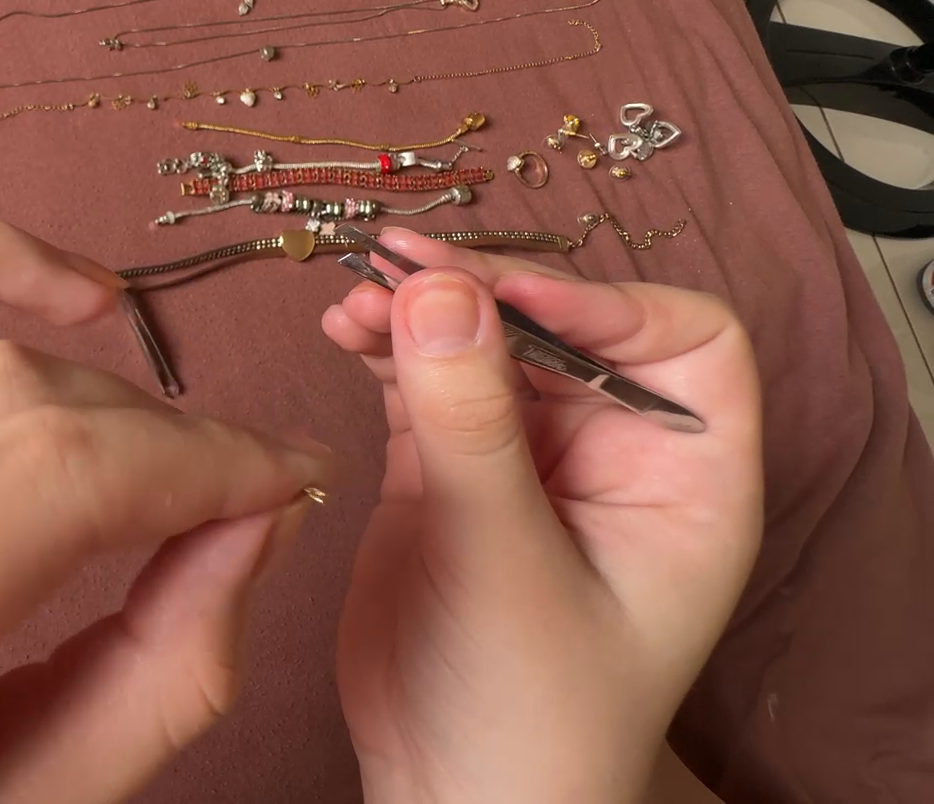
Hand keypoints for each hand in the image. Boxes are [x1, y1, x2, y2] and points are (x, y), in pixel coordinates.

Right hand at [320, 230, 761, 803]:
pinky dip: (380, 346)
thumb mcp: (500, 555)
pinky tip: (345, 332)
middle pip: (548, 328)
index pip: (673, 342)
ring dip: (414, 311)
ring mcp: (510, 455)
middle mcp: (598, 453)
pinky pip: (414, 378)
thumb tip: (436, 290)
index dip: (591, 303)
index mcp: (677, 478)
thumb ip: (468, 420)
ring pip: (470, 345)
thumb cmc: (521, 701)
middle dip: (471, 292)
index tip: (490, 297)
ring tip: (353, 302)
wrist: (443, 775)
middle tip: (391, 269)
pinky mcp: (438, 464)